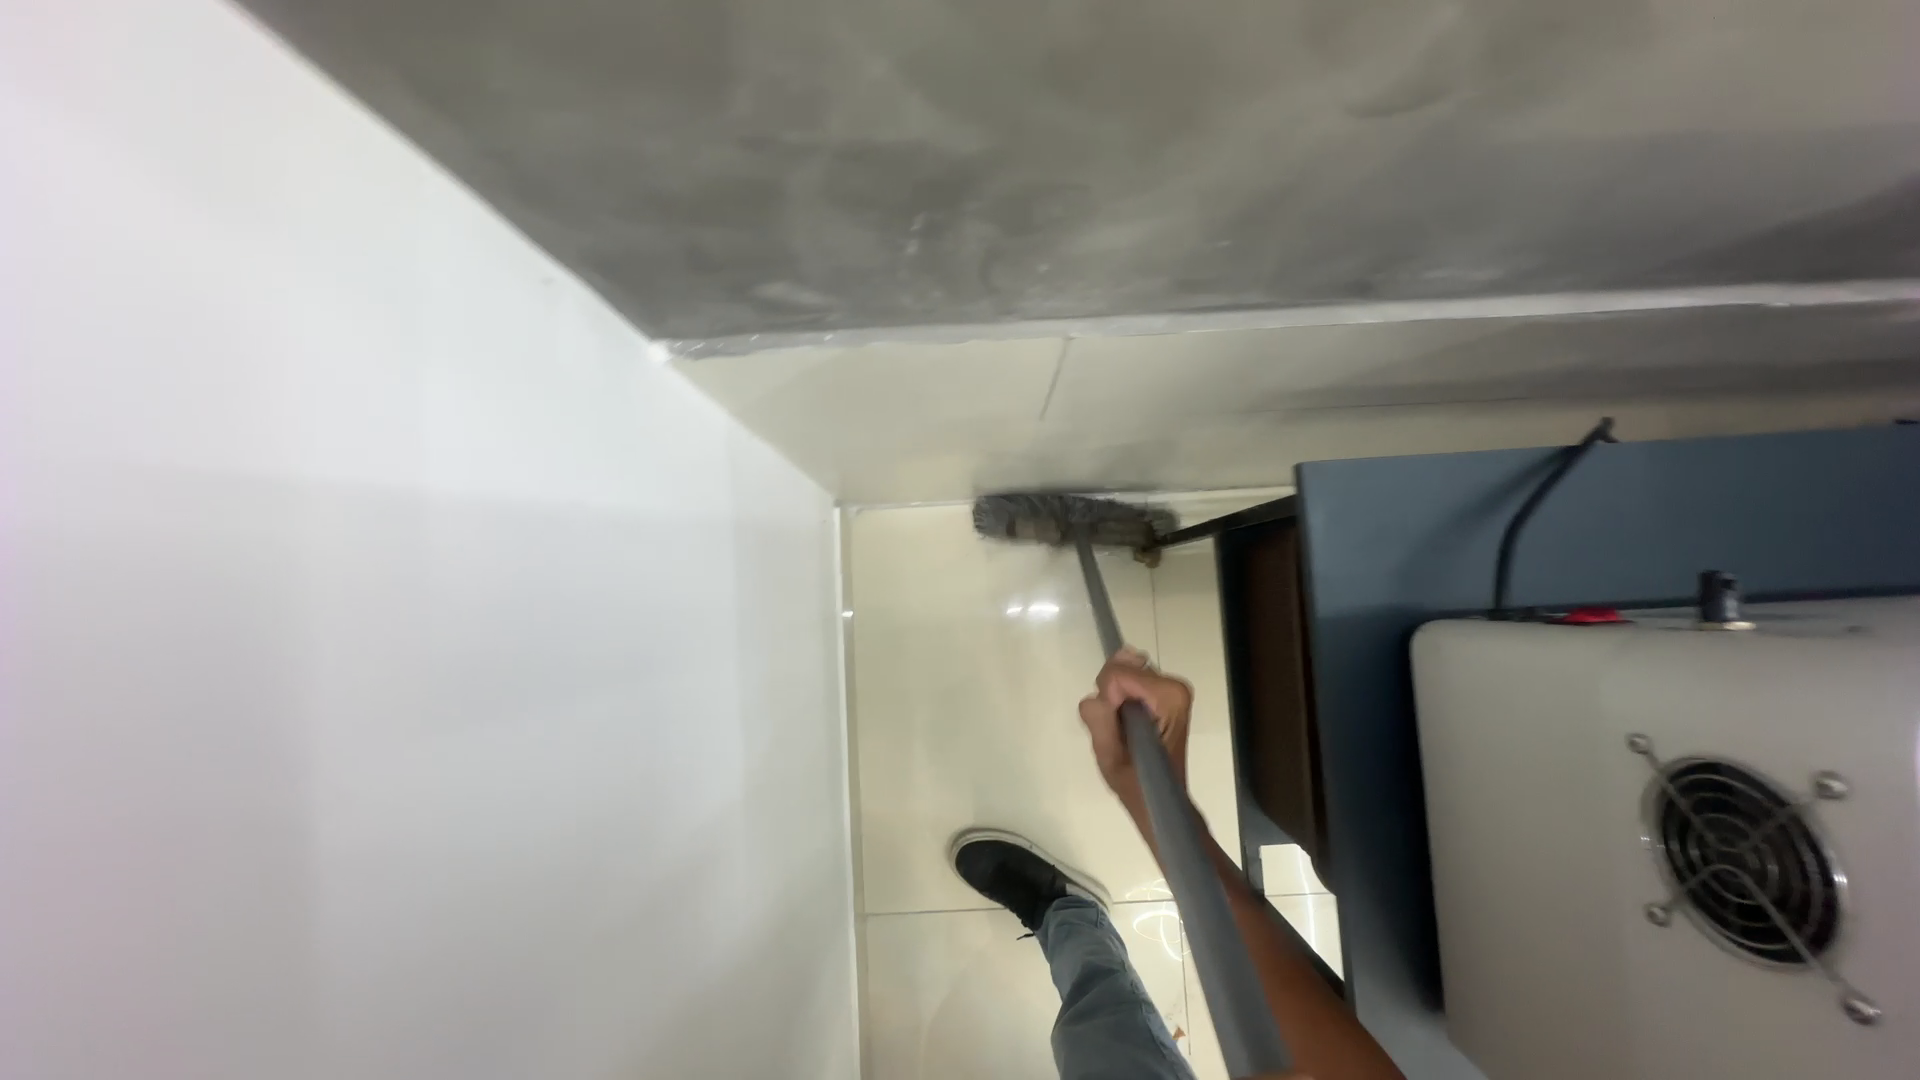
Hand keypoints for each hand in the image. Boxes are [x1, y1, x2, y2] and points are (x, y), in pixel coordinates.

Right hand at [1077, 647, 1192, 804]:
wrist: (1157, 800)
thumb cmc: (1136, 783)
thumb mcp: (1110, 757)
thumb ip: (1100, 720)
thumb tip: (1099, 695)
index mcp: (1169, 697)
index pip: (1117, 675)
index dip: (1107, 701)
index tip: (1116, 728)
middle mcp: (1174, 686)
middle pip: (1120, 668)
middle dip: (1110, 697)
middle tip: (1118, 730)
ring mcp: (1170, 688)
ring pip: (1121, 672)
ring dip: (1113, 699)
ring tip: (1122, 729)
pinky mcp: (1163, 692)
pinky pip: (1125, 680)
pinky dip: (1118, 699)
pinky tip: (1126, 723)